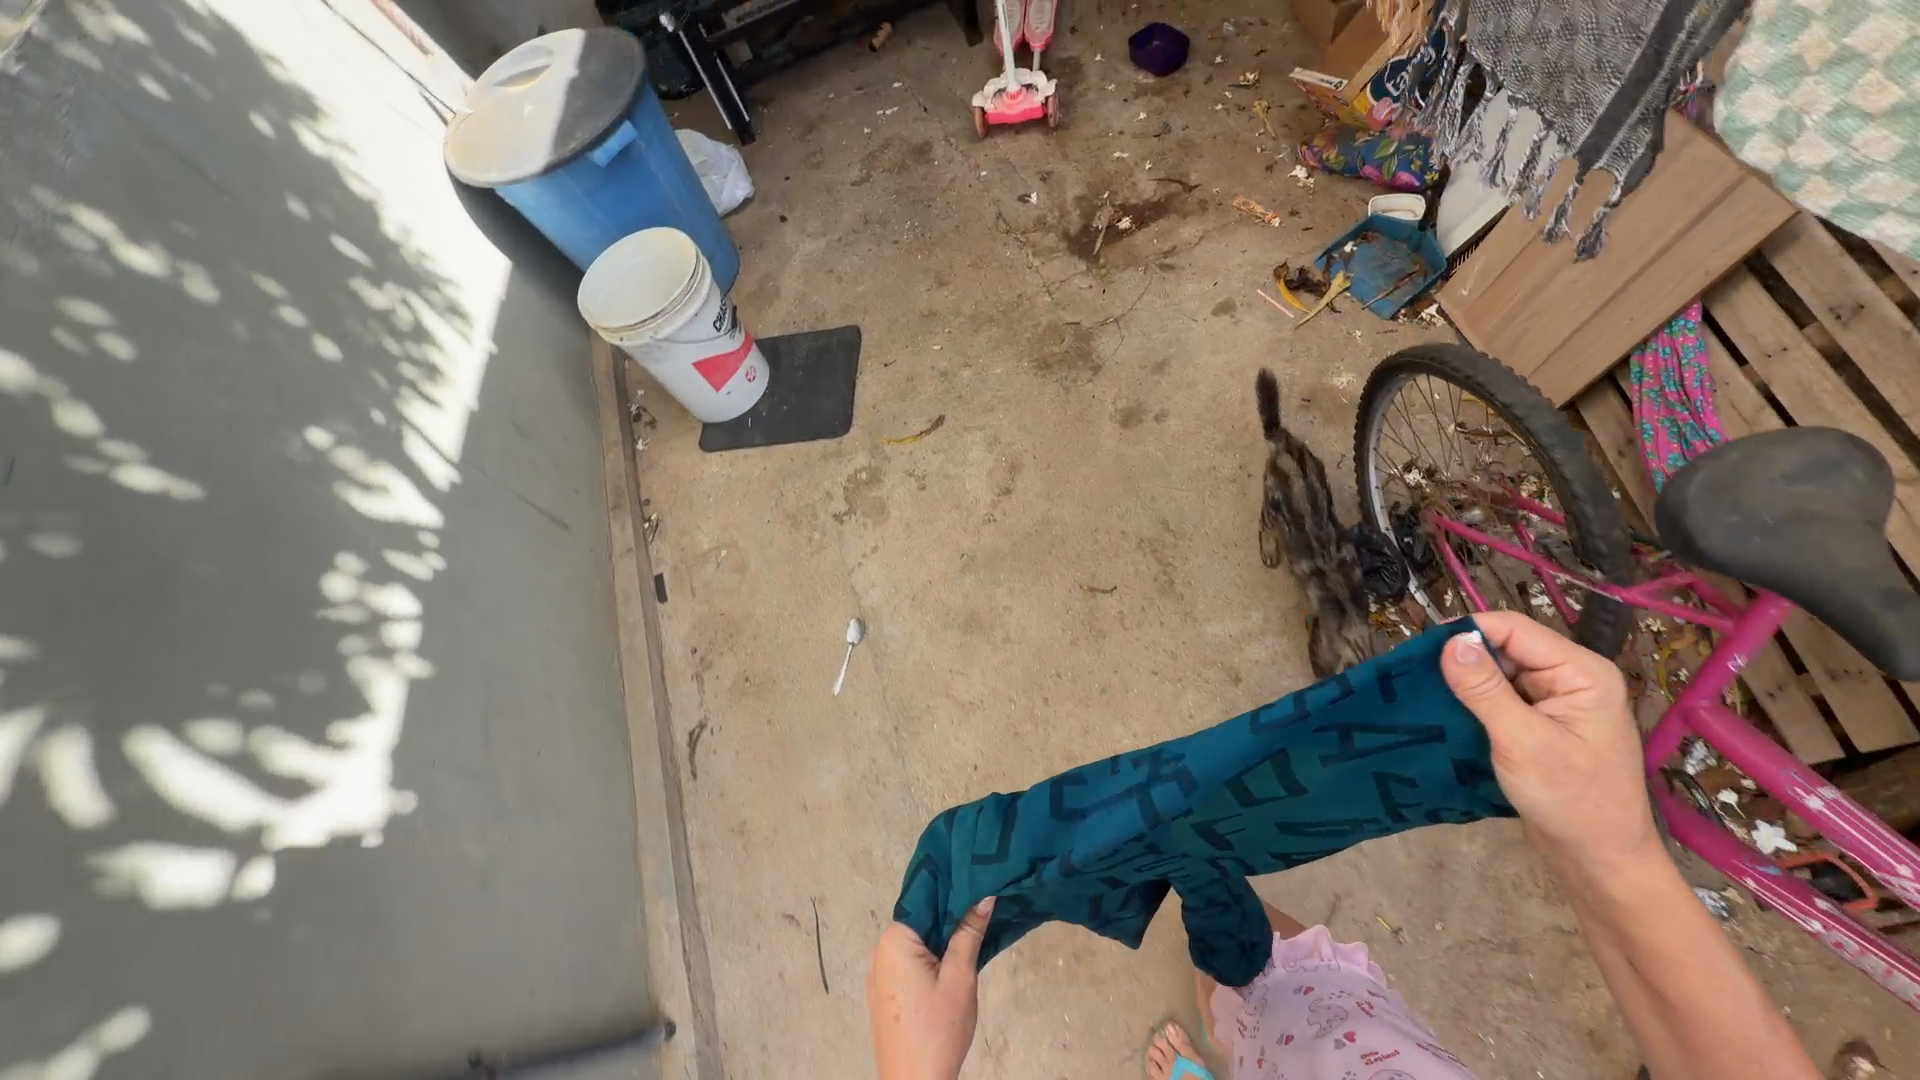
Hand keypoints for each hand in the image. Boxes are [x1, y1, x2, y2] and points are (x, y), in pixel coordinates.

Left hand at [867, 897, 994, 1079]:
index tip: (977, 881)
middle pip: (920, 923)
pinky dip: (930, 960)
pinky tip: (953, 964)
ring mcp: (879, 975)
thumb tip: (983, 896)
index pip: (925, 900)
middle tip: (983, 907)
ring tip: (974, 931)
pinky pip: (909, 965)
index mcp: (894, 940)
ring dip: (941, 941)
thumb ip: (969, 933)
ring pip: (916, 945)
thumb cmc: (938, 1028)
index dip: (952, 891)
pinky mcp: (884, 996)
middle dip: (950, 917)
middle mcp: (880, 951)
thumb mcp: (960, 977)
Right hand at [1441, 613, 1657, 878]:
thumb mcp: (1521, 741)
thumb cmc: (1571, 800)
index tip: (1420, 652)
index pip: (1514, 629)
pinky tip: (1448, 711)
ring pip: (1497, 669)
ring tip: (1426, 694)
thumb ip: (1484, 688)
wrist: (1599, 859)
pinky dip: (1473, 699)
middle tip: (1418, 678)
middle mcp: (1571, 676)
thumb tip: (1450, 640)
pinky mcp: (1540, 719)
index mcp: (1581, 672)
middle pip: (1505, 645)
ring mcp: (1557, 699)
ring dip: (1465, 680)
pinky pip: (1500, 693)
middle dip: (1463, 657)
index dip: (1466, 632)